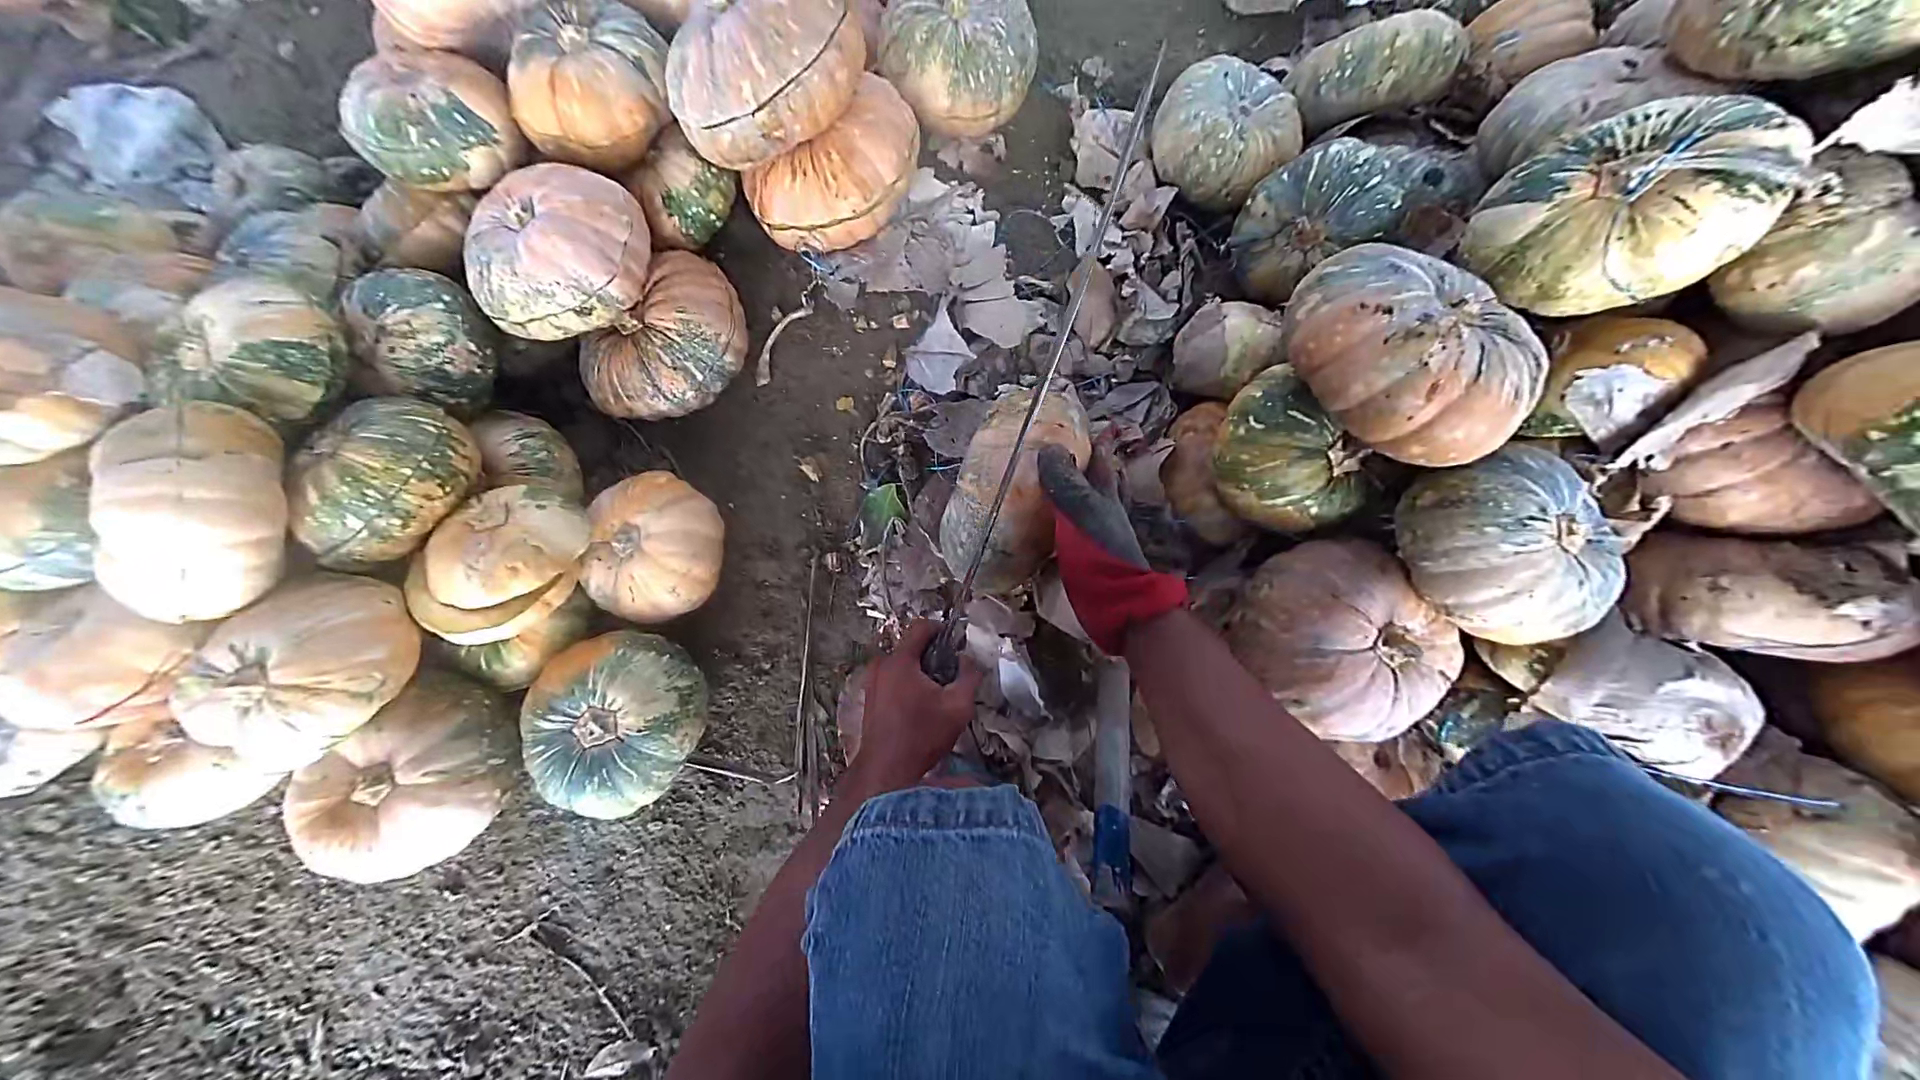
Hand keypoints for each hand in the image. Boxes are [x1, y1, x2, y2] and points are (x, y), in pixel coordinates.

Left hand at [846, 620, 983, 793]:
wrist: (887, 772)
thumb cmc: (923, 736)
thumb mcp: (958, 706)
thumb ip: (969, 676)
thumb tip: (969, 661)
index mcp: (900, 661)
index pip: (921, 627)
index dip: (942, 629)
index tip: (956, 644)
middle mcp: (881, 666)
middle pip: (911, 648)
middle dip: (932, 657)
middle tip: (949, 677)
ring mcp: (872, 683)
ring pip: (902, 666)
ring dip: (919, 673)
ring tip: (936, 696)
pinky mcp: (870, 699)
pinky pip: (893, 681)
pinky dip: (907, 686)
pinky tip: (919, 708)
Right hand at [1039, 444, 1188, 654]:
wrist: (1118, 605)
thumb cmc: (1100, 556)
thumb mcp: (1080, 513)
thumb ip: (1066, 482)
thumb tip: (1050, 448)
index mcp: (1106, 497)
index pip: (1104, 461)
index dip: (1101, 442)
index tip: (1094, 425)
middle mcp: (1107, 513)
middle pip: (1101, 482)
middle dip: (1090, 466)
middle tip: (1071, 451)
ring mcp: (1101, 537)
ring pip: (1090, 505)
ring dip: (1077, 493)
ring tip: (1057, 483)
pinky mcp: (1089, 558)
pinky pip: (1075, 530)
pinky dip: (1064, 522)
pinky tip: (1051, 525)